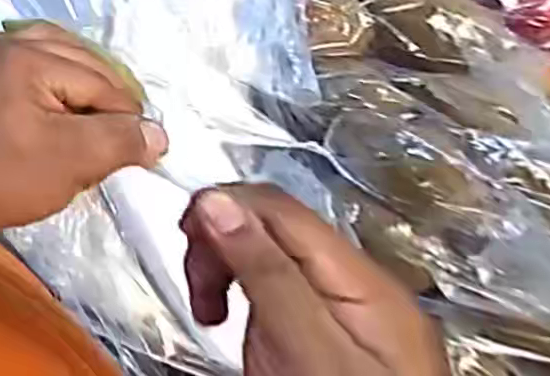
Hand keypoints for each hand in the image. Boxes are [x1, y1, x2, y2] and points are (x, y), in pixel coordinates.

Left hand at [0, 22, 166, 232]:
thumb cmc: (4, 174)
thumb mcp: (71, 160)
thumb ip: (119, 140)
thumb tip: (157, 131)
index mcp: (27, 56)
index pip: (99, 82)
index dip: (127, 118)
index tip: (143, 151)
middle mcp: (10, 42)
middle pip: (82, 60)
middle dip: (108, 98)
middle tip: (128, 137)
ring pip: (61, 54)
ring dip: (87, 82)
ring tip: (104, 120)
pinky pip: (39, 60)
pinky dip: (61, 77)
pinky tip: (72, 106)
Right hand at [181, 184, 447, 375]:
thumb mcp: (303, 350)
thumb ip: (264, 270)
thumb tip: (212, 198)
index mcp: (363, 281)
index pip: (277, 205)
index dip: (222, 206)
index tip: (186, 241)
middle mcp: (354, 283)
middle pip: (266, 221)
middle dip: (217, 240)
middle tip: (197, 285)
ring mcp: (338, 306)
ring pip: (259, 244)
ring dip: (220, 263)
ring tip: (207, 308)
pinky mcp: (318, 325)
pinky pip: (266, 278)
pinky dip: (234, 285)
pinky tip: (228, 316)